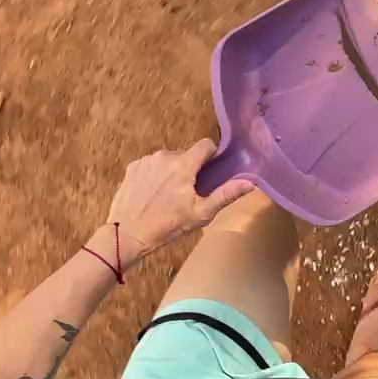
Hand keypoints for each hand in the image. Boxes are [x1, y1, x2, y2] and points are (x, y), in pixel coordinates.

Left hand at [100, 140, 253, 268]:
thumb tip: (250, 183)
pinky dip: (156, 175)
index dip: (212, 155)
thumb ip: (226, 194)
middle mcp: (164, 156)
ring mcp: (146, 160)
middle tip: (190, 192)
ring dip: (173, 172)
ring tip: (169, 196)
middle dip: (191, 168)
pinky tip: (153, 194)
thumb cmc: (168, 226)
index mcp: (183, 165)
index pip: (205, 144)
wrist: (127, 234)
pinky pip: (151, 165)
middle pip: (186, 155)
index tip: (213, 170)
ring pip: (168, 160)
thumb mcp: (201, 214)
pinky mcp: (133, 167)